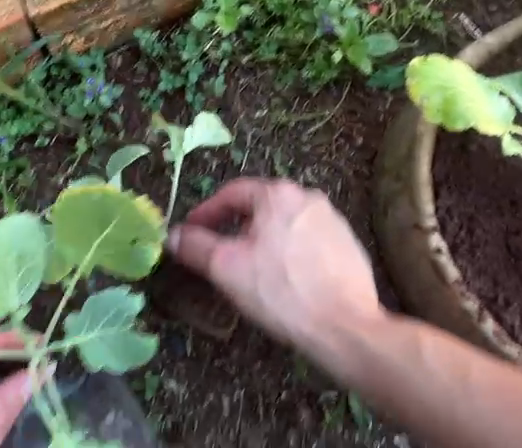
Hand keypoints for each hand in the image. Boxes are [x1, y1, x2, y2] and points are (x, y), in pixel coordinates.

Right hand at [166, 179, 384, 356]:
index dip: (207, 213)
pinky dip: (290, 254)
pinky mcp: (349, 245)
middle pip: (260, 207)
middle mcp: (307, 196)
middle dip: (236, 228)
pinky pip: (308, 242)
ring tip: (252, 270)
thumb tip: (172, 234)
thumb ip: (195, 246)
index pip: (231, 193)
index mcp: (277, 193)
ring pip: (284, 224)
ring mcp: (332, 220)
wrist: (346, 328)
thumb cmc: (281, 291)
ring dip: (264, 241)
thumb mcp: (227, 268)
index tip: (192, 233)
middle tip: (221, 253)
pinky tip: (286, 282)